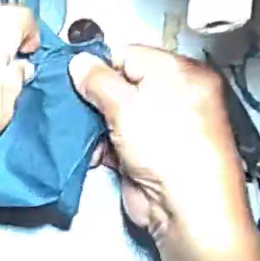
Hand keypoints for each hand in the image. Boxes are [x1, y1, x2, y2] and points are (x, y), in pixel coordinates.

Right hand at [68, 45, 256, 260]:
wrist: (185, 206)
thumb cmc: (169, 150)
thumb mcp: (126, 105)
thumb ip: (98, 80)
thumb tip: (79, 61)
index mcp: (180, 73)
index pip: (128, 54)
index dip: (99, 66)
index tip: (74, 79)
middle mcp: (174, 95)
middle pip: (119, 83)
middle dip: (93, 97)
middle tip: (76, 107)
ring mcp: (160, 125)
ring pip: (113, 112)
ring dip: (94, 124)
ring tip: (87, 134)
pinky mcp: (147, 151)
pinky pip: (115, 137)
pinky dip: (102, 144)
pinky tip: (98, 153)